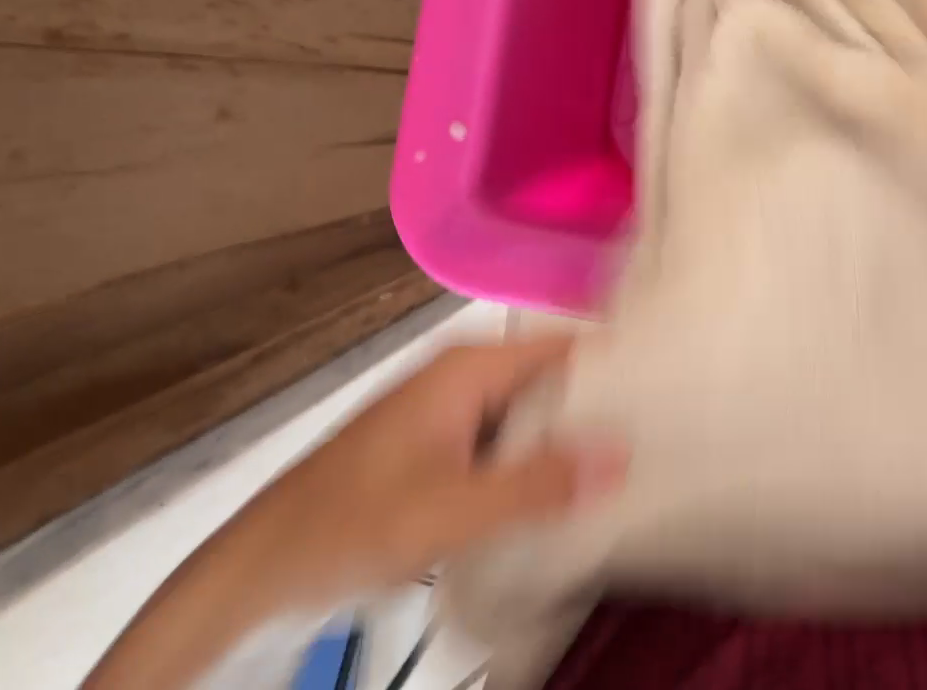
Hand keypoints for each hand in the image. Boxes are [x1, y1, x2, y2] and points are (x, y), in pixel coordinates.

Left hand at [233, 336, 627, 608]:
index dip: (618, 363)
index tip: (671, 390)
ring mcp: (451, 417)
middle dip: (601, 410)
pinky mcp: (442, 453)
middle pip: (553, 382)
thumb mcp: (447, 510)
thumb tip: (623, 456)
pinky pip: (509, 448)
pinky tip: (568, 497)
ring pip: (532, 418)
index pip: (566, 346)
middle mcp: (464, 380)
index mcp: (468, 368)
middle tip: (664, 438)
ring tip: (633, 467)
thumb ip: (536, 484)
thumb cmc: (346, 528)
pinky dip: (538, 467)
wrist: (254, 579)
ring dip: (570, 443)